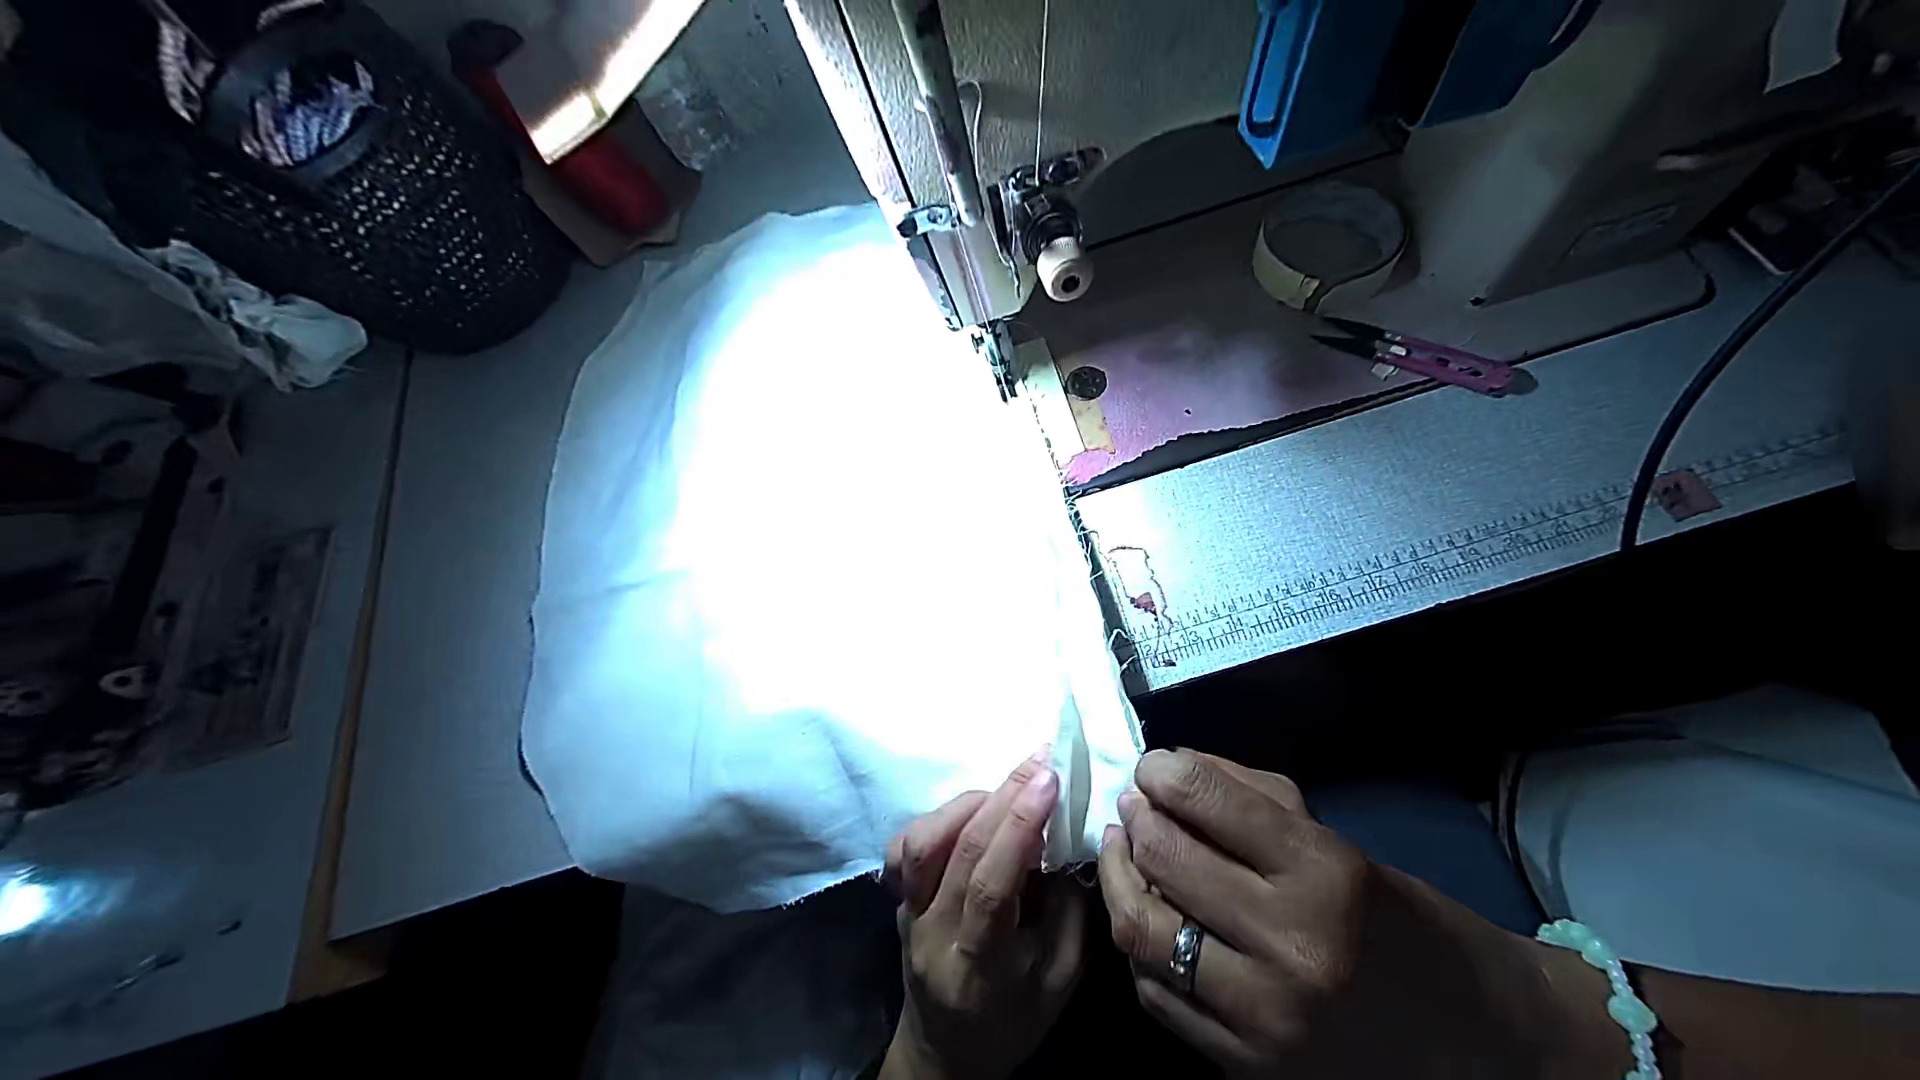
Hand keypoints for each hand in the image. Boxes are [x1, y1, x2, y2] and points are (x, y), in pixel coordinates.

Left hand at [878, 751, 1086, 1079]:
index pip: (992, 885)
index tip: (1049, 779)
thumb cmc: (1010, 1021)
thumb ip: (1069, 913)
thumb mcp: (1059, 983)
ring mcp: (906, 913)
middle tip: (1039, 762)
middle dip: (1005, 796)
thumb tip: (1066, 840)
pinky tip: (968, 809)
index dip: (1020, 825)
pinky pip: (902, 847)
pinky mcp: (896, 898)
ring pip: (922, 841)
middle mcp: (932, 934)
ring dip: (969, 802)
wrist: (944, 1053)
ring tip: (1008, 787)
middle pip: (960, 851)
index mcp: (979, 966)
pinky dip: (936, 817)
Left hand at [1098, 749, 1630, 1079]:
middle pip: (1165, 858)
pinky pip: (1155, 991)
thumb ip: (1244, 792)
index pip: (1206, 799)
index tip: (1152, 767)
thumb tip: (1164, 768)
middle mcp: (1294, 949)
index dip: (1162, 770)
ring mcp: (1267, 1020)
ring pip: (1141, 929)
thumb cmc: (1390, 915)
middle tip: (1135, 803)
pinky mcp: (1246, 1069)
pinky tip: (1149, 911)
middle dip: (1136, 816)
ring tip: (1123, 847)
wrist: (1469, 1038)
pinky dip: (1140, 942)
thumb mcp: (1331, 836)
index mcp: (1326, 875)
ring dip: (1119, 875)